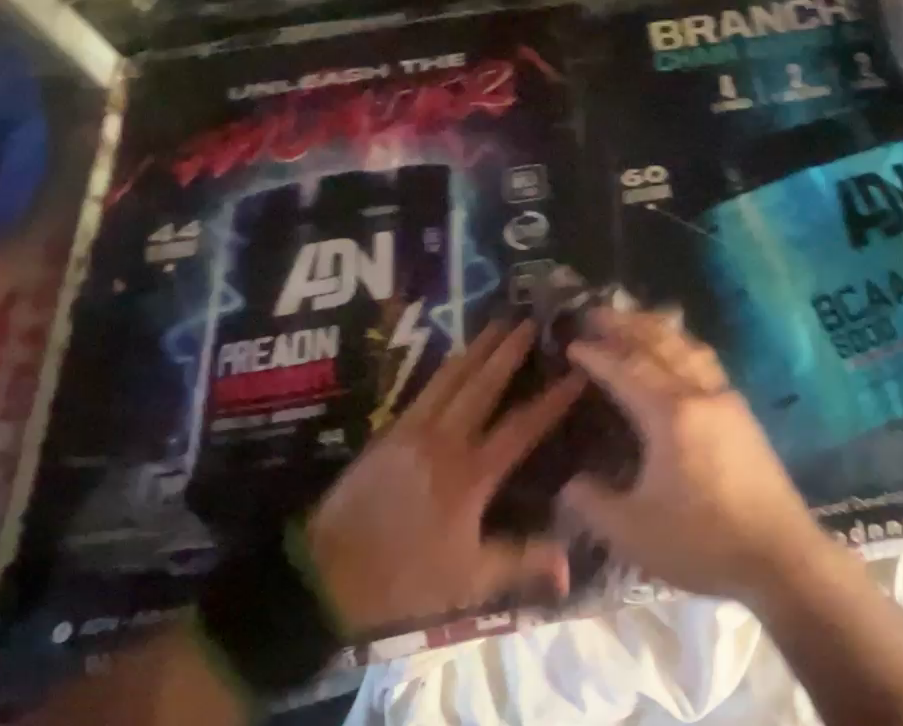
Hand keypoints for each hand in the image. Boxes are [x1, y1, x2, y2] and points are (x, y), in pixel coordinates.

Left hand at [306, 319, 584, 632]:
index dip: (552, 399)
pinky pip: (425, 389)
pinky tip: (456, 360)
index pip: (521, 427)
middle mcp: (443, 442)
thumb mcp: (469, 580)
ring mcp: (412, 432)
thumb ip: (521, 562)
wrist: (325, 576)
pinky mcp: (388, 433)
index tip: (577, 373)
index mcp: (470, 476)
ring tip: (498, 324)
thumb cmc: (404, 580)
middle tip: (531, 321)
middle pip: (483, 385)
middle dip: (509, 351)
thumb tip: (571, 568)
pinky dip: (447, 368)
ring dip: (477, 349)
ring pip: (450, 378)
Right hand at [556, 309, 827, 601]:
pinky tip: (679, 360)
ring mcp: (729, 402)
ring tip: (637, 320)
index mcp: (671, 414)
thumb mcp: (632, 531)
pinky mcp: (745, 418)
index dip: (597, 355)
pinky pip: (706, 365)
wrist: (782, 557)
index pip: (627, 369)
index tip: (572, 343)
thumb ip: (593, 502)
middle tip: (597, 312)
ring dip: (659, 330)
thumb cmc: (703, 542)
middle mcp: (701, 395)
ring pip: (690, 349)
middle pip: (662, 344)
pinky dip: (683, 348)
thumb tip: (571, 483)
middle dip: (627, 325)